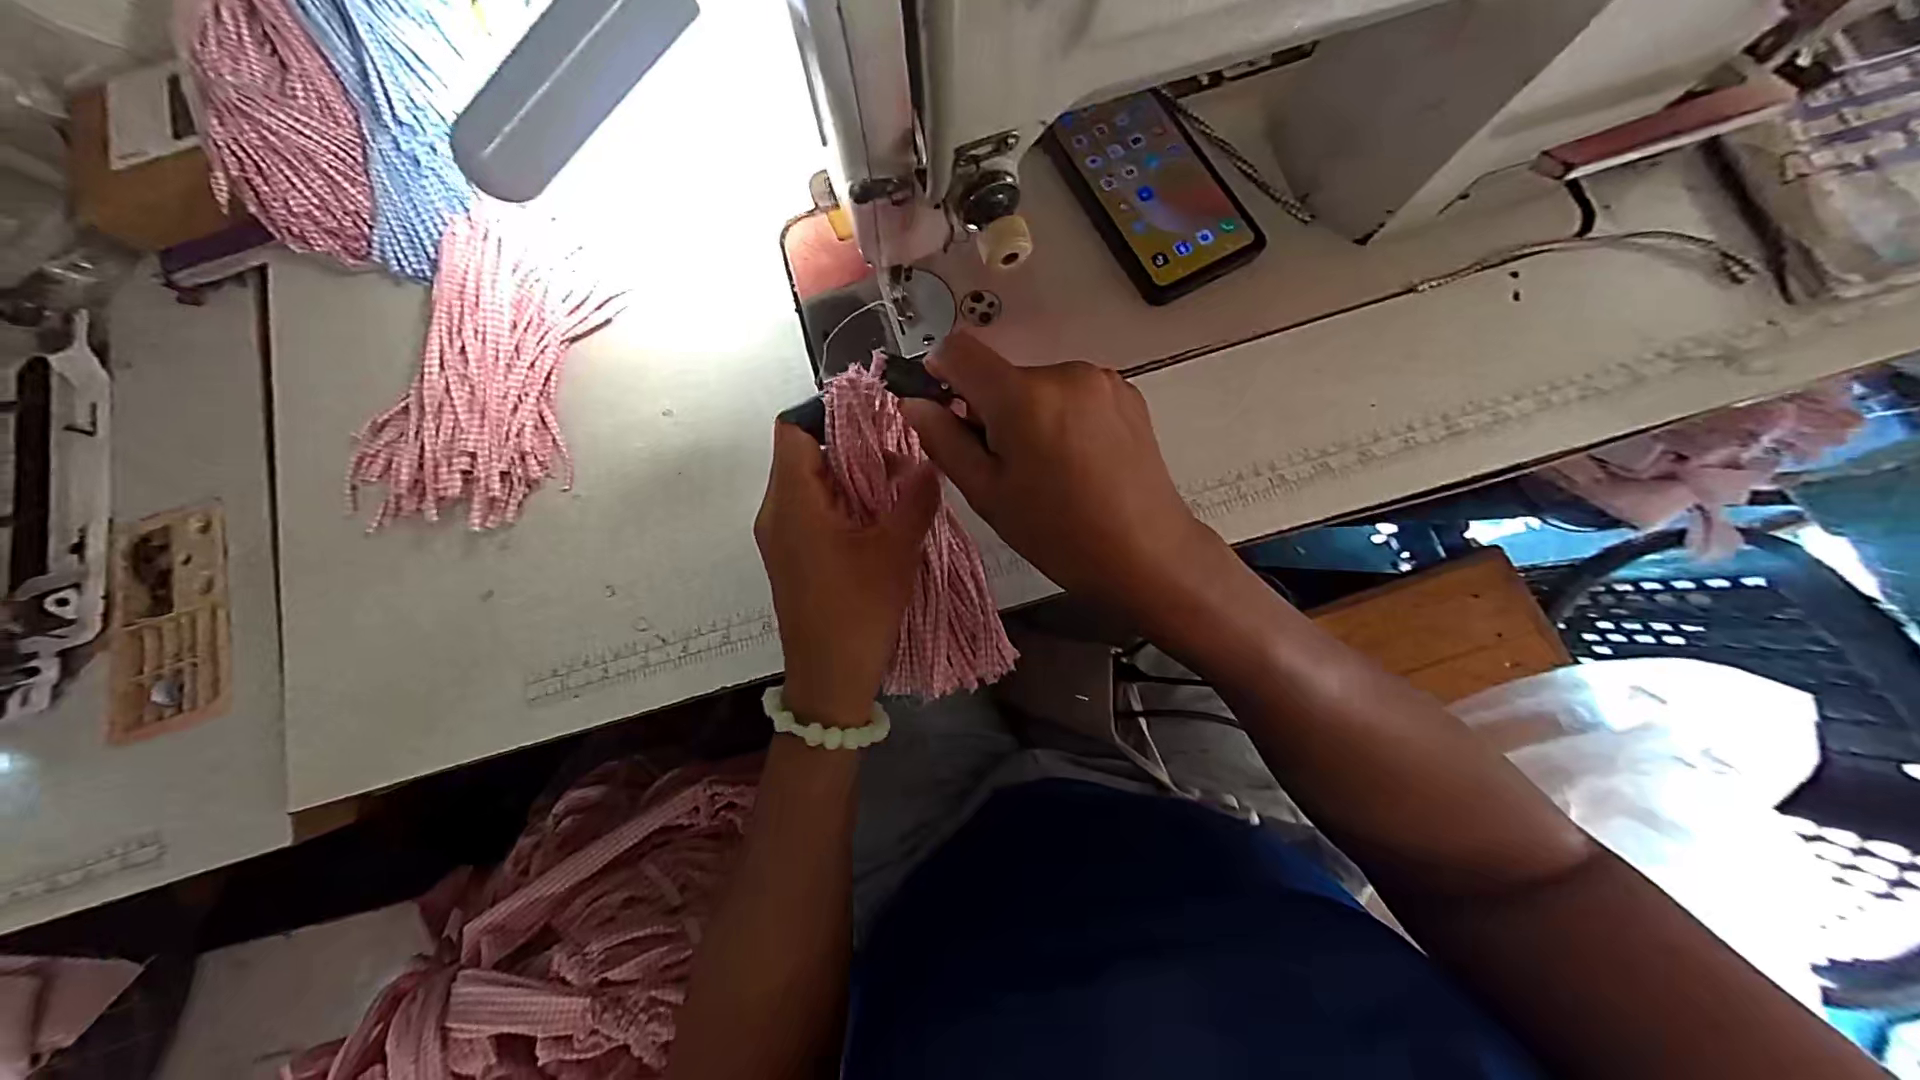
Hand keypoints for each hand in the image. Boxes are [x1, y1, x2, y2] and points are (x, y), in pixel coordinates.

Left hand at [755, 422, 939, 726]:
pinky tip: (880, 519)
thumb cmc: (858, 612)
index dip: (830, 413)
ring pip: (810, 484)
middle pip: (803, 454)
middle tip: (899, 456)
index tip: (876, 418)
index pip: (793, 429)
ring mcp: (780, 536)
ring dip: (851, 478)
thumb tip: (926, 463)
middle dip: (851, 447)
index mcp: (792, 502)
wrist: (829, 679)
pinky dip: (843, 504)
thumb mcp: (895, 551)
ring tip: (897, 487)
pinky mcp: (792, 556)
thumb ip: (914, 498)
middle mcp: (776, 512)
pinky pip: (812, 511)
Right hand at [899, 333, 1240, 642]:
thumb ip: (943, 440)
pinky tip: (1078, 459)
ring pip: (1038, 385)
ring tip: (1049, 468)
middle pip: (1002, 374)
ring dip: (1028, 413)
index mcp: (1022, 395)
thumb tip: (914, 401)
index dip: (939, 374)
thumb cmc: (1057, 533)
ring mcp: (1101, 379)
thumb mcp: (987, 493)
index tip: (946, 412)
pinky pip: (1072, 393)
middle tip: (1005, 465)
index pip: (958, 348)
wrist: (1146, 552)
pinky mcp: (1127, 392)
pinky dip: (1062, 415)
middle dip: (991, 408)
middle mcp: (1063, 371)